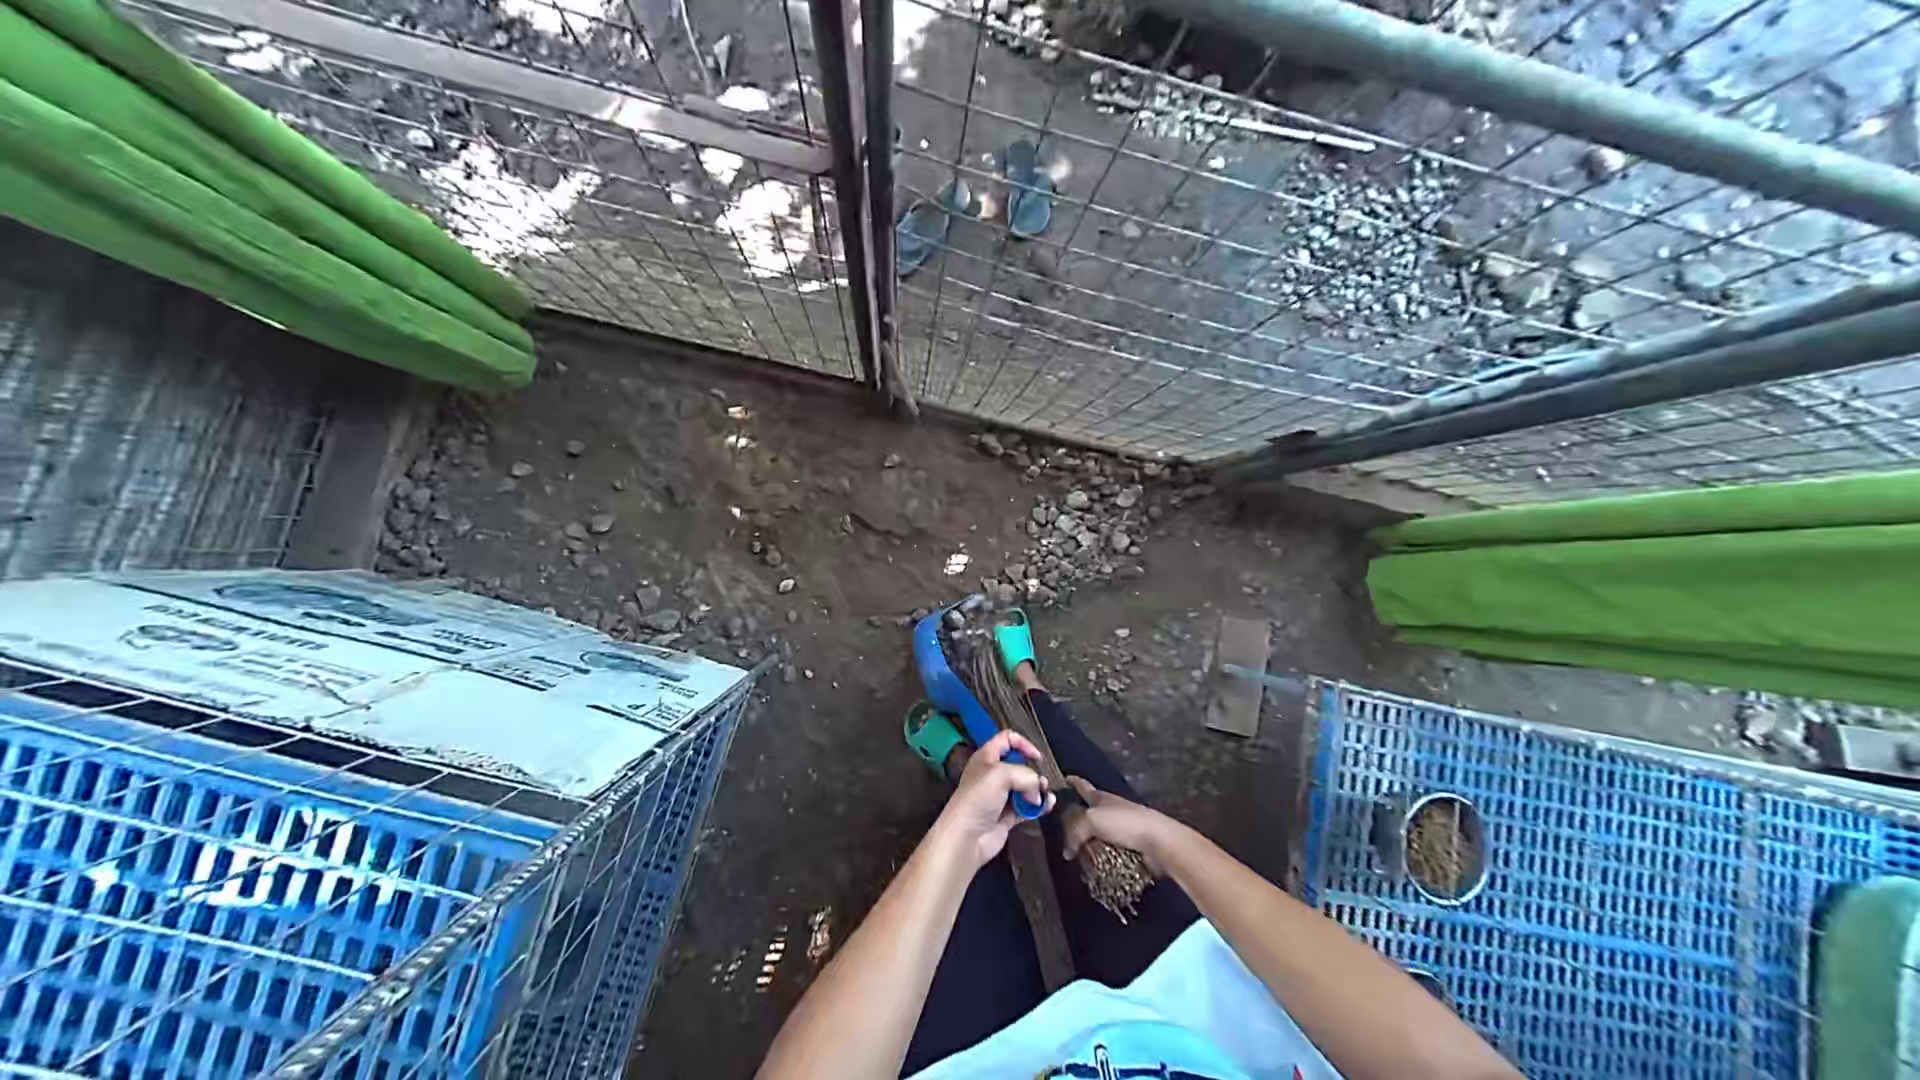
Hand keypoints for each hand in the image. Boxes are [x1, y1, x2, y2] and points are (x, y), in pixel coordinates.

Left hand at [931, 730, 1055, 867]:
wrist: (966, 836)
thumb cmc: (980, 798)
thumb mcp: (1002, 774)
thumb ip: (1026, 775)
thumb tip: (1037, 793)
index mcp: (986, 757)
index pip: (1007, 739)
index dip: (1023, 743)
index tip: (1036, 757)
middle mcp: (993, 774)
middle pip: (1019, 765)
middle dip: (1034, 771)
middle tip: (1042, 782)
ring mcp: (1000, 796)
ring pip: (1025, 787)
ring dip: (1038, 790)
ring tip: (1046, 796)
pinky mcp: (1007, 815)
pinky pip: (1027, 806)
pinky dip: (1038, 806)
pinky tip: (1047, 806)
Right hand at [1061, 777, 1177, 869]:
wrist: (1159, 842)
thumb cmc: (1124, 822)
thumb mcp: (1092, 820)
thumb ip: (1075, 833)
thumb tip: (1068, 852)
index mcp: (1101, 797)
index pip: (1083, 786)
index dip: (1073, 783)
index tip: (1064, 779)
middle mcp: (1110, 810)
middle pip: (1088, 812)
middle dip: (1076, 820)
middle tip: (1062, 832)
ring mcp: (1121, 829)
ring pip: (1097, 835)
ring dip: (1088, 843)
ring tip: (1075, 854)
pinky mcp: (1129, 848)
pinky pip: (1107, 852)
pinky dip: (1100, 858)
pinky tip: (1091, 866)